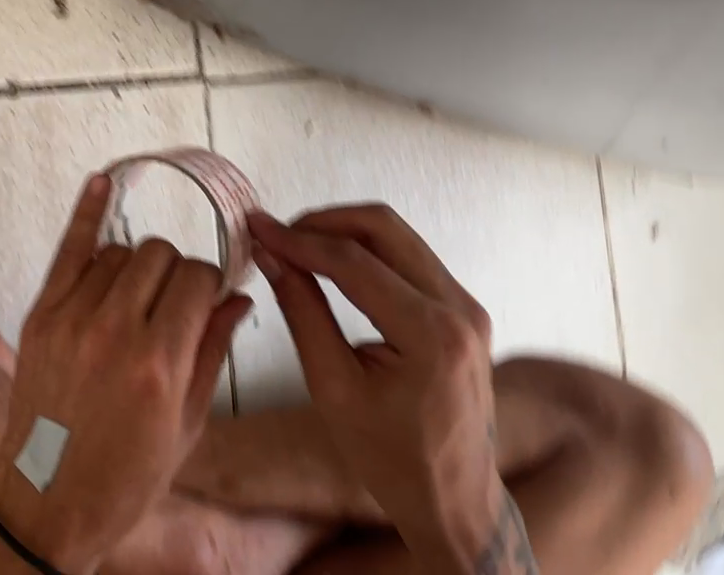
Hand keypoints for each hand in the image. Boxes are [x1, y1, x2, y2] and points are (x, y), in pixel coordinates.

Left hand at [0, 174, 252, 573]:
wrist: (46, 502)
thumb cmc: (123, 477)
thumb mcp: (186, 427)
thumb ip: (212, 351)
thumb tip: (237, 297)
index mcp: (159, 364)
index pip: (197, 278)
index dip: (208, 282)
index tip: (205, 295)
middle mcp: (114, 332)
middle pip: (160, 255)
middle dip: (176, 270)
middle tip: (173, 299)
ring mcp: (71, 318)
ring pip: (120, 251)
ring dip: (138, 263)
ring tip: (138, 295)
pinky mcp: (41, 315)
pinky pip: (67, 250)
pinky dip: (86, 213)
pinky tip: (102, 183)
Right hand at [249, 205, 532, 574]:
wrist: (455, 501)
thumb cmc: (391, 458)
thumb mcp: (332, 388)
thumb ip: (301, 311)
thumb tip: (269, 256)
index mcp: (431, 335)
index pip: (353, 262)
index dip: (297, 239)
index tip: (256, 228)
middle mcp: (459, 308)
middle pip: (383, 227)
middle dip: (322, 221)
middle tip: (278, 234)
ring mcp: (466, 305)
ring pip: (397, 234)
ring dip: (342, 230)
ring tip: (297, 245)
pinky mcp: (462, 308)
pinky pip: (408, 255)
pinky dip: (365, 249)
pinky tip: (330, 262)